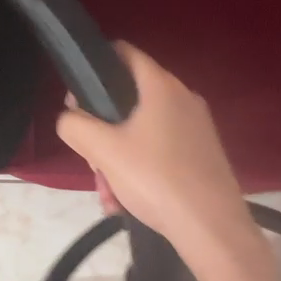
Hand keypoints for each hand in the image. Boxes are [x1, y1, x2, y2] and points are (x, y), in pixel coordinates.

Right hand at [55, 43, 256, 263]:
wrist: (210, 227)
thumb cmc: (155, 179)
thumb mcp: (102, 151)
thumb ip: (75, 125)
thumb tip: (70, 117)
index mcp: (161, 85)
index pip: (123, 52)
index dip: (94, 69)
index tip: (77, 103)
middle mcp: (183, 97)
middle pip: (128, 98)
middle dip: (102, 130)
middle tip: (91, 161)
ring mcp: (196, 126)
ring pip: (142, 130)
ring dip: (117, 158)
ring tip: (109, 194)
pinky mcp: (202, 153)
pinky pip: (160, 151)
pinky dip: (139, 170)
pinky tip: (127, 202)